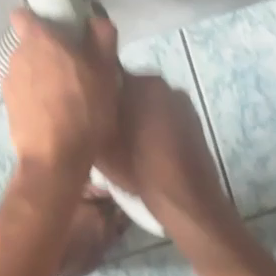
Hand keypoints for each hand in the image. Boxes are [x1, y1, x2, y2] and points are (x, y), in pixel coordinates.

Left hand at [2, 9, 120, 180]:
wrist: (56, 158)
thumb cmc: (85, 109)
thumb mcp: (106, 71)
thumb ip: (101, 38)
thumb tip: (95, 19)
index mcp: (39, 41)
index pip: (23, 15)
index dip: (37, 18)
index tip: (58, 30)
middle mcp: (17, 57)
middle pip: (29, 44)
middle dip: (47, 51)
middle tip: (74, 67)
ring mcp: (9, 83)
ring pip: (26, 69)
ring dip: (41, 75)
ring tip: (66, 95)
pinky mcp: (7, 107)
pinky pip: (23, 92)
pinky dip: (35, 97)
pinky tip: (54, 114)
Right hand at [96, 74, 231, 231]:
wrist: (187, 201)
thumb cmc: (139, 169)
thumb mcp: (101, 145)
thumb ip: (90, 116)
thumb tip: (82, 103)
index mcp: (143, 83)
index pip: (109, 74)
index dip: (95, 92)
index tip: (84, 109)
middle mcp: (165, 85)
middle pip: (130, 88)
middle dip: (116, 104)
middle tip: (99, 127)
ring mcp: (183, 103)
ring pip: (147, 104)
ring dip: (134, 116)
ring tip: (120, 141)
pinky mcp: (193, 122)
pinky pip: (164, 117)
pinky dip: (152, 127)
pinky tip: (143, 149)